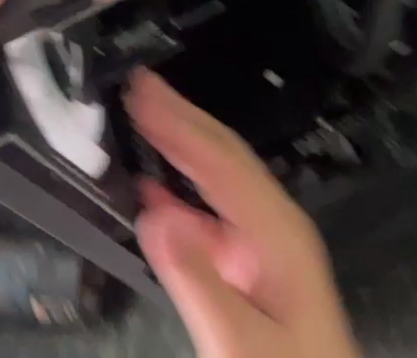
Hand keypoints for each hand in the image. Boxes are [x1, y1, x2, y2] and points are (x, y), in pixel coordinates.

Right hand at [125, 69, 360, 357]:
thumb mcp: (241, 342)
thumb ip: (198, 279)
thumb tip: (154, 215)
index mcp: (277, 232)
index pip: (221, 161)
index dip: (179, 122)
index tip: (142, 92)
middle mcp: (273, 224)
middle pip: (223, 155)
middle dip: (181, 116)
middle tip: (139, 83)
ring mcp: (263, 243)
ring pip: (217, 176)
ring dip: (178, 144)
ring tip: (141, 114)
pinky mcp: (250, 264)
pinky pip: (210, 212)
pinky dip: (178, 194)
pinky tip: (151, 188)